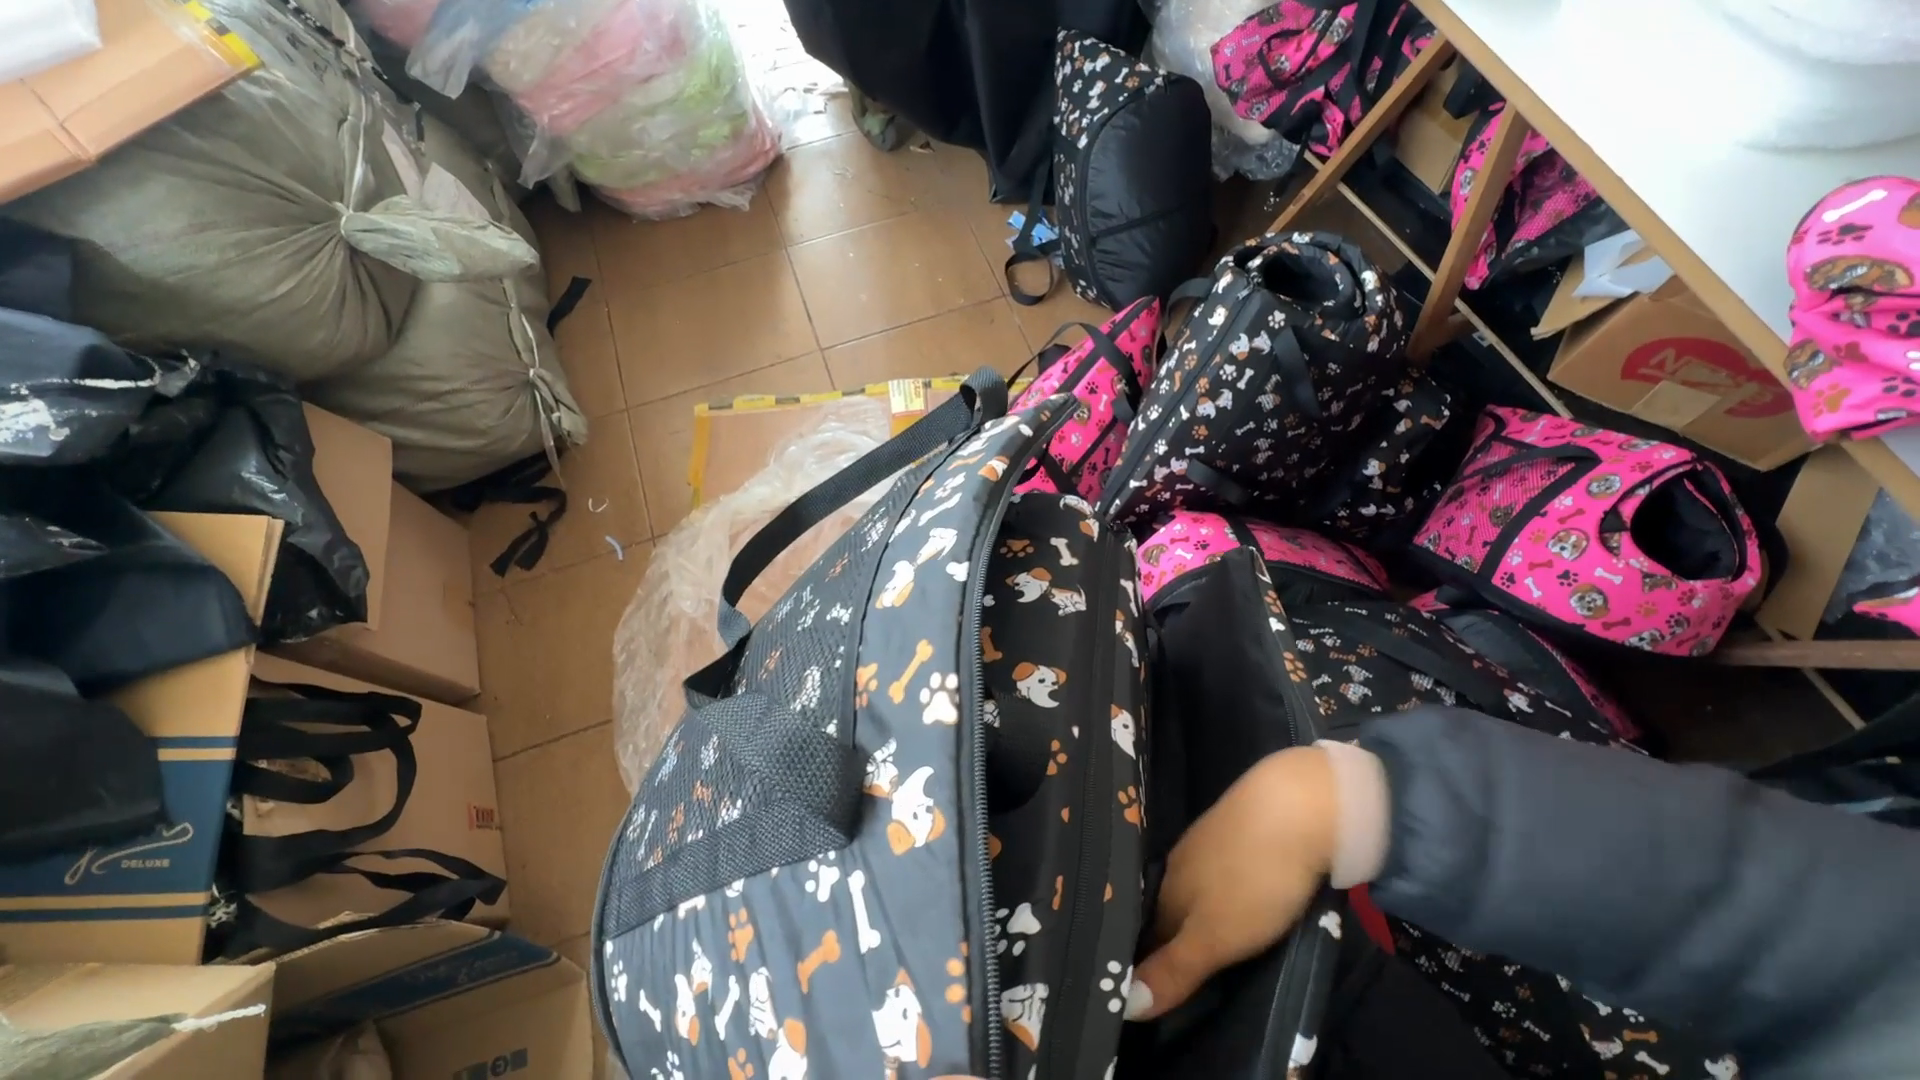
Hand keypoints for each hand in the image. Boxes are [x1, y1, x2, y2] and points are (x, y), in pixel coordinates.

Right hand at [1126, 745, 1340, 1020]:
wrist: (1296, 802)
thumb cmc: (1254, 878)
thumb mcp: (1216, 936)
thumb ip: (1174, 969)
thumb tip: (1126, 1006)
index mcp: (1168, 892)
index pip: (1146, 937)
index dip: (1145, 963)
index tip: (1145, 988)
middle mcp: (1177, 865)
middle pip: (1165, 910)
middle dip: (1166, 936)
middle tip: (1174, 967)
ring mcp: (1204, 841)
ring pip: (1188, 886)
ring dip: (1191, 909)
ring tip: (1201, 933)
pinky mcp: (1233, 824)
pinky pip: (1213, 866)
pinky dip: (1216, 886)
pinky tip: (1228, 891)